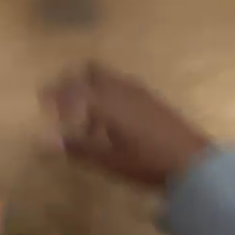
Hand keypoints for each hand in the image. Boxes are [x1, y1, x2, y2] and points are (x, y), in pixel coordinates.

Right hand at [41, 62, 211, 188]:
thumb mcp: (107, 160)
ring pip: (108, 80)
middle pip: (91, 72)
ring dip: (93, 93)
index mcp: (107, 100)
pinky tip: (113, 125)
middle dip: (74, 84)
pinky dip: (110, 99)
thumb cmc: (146, 162)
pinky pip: (123, 89)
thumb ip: (76, 147)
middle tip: (63, 107)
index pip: (73, 87)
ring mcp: (140, 91)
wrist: (192, 162)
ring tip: (88, 124)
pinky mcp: (153, 100)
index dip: (55, 94)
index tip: (43, 103)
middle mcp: (121, 88)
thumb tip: (44, 141)